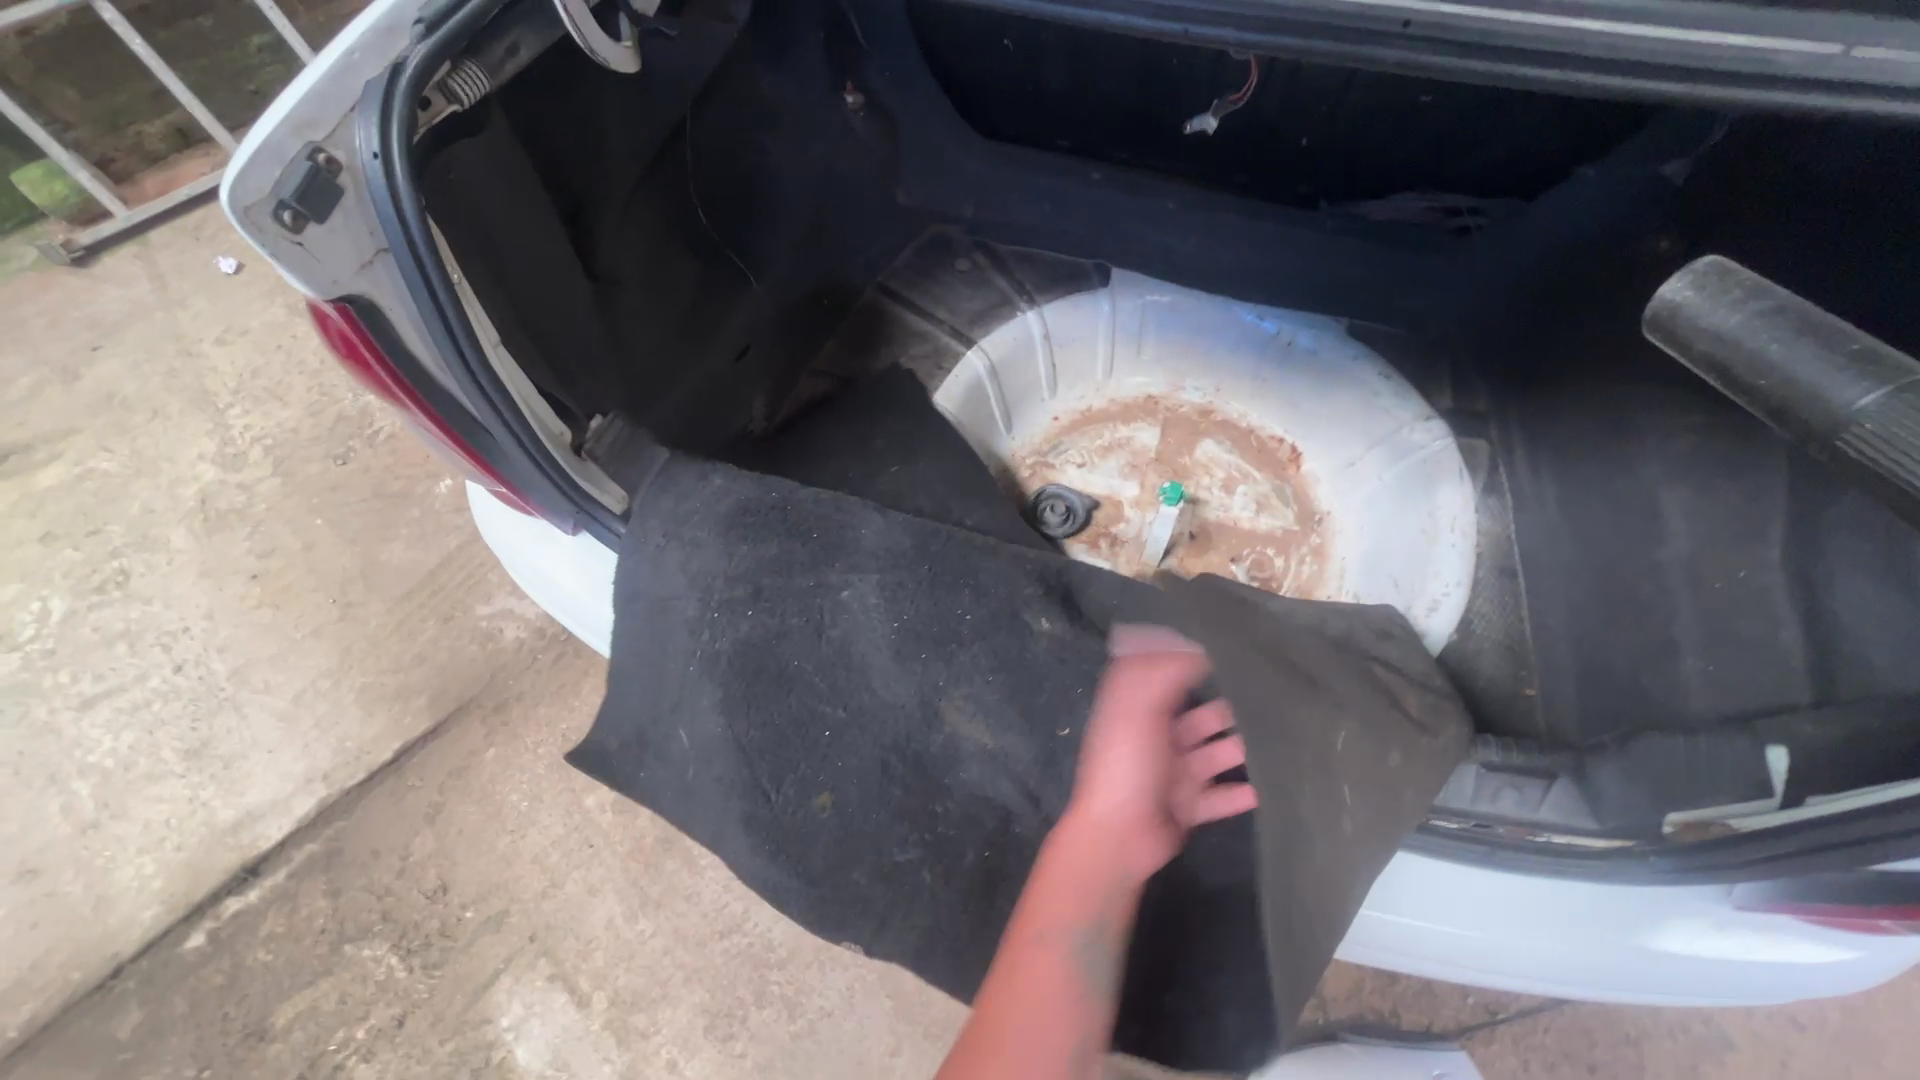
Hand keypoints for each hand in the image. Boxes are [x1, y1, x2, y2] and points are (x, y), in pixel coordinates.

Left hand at [1059, 625, 1258, 882]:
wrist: (1117, 837)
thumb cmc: (1125, 764)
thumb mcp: (1139, 708)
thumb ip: (1167, 674)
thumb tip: (1199, 647)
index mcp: (1138, 710)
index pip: (1168, 676)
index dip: (1195, 662)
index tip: (1236, 650)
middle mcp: (1156, 737)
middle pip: (1201, 715)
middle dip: (1233, 707)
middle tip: (1278, 695)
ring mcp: (1173, 772)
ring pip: (1217, 753)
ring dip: (1244, 747)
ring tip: (1288, 736)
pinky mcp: (1188, 806)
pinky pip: (1223, 795)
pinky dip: (1245, 791)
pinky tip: (1275, 784)